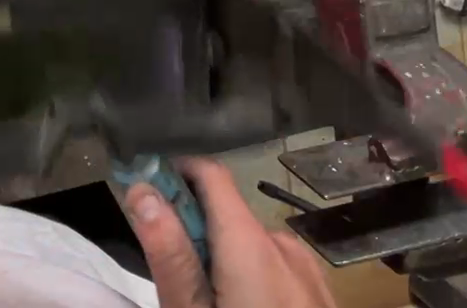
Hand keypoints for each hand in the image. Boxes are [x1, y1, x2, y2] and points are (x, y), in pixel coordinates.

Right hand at [124, 157, 337, 307]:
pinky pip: (278, 272)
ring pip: (251, 245)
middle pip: (227, 213)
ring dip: (223, 260)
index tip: (146, 196)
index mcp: (251, 243)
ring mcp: (312, 277)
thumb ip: (169, 253)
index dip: (173, 173)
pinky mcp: (325, 303)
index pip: (209, 172)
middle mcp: (285, 246)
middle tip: (174, 281)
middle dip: (195, 232)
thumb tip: (141, 188)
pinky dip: (253, 282)